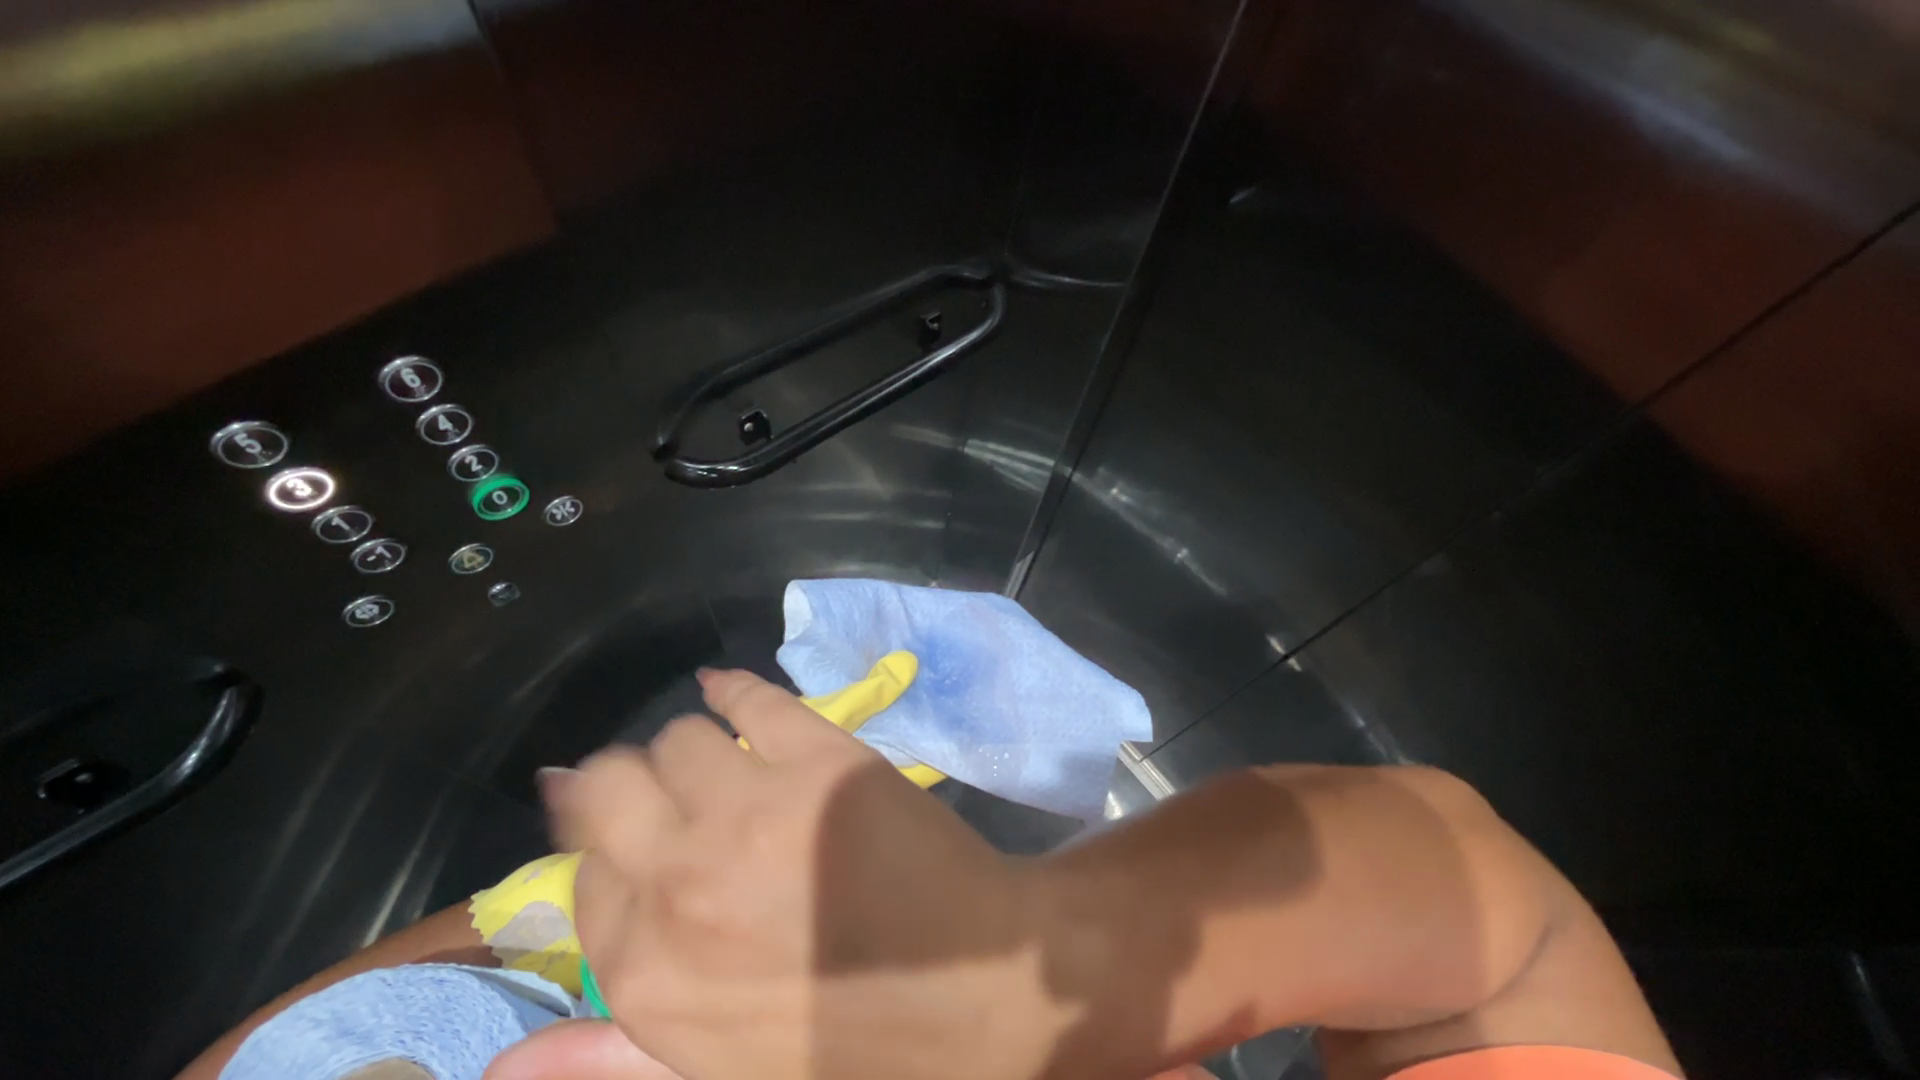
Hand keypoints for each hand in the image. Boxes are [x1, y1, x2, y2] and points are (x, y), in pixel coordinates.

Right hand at [503, 669, 1076, 1079]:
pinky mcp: (820, 759)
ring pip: (678, 738)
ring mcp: (750, 811)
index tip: (647, 843)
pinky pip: (750, 700)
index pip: (583, 874)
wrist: (983, 993)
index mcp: (644, 969)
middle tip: (667, 791)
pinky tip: (730, 692)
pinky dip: (733, 689)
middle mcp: (679, 881)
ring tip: (727, 764)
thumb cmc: (853, 1044)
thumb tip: (505, 1062)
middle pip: (604, 787)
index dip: (615, 852)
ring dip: (695, 748)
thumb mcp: (718, 1072)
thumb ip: (609, 1060)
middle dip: (623, 785)